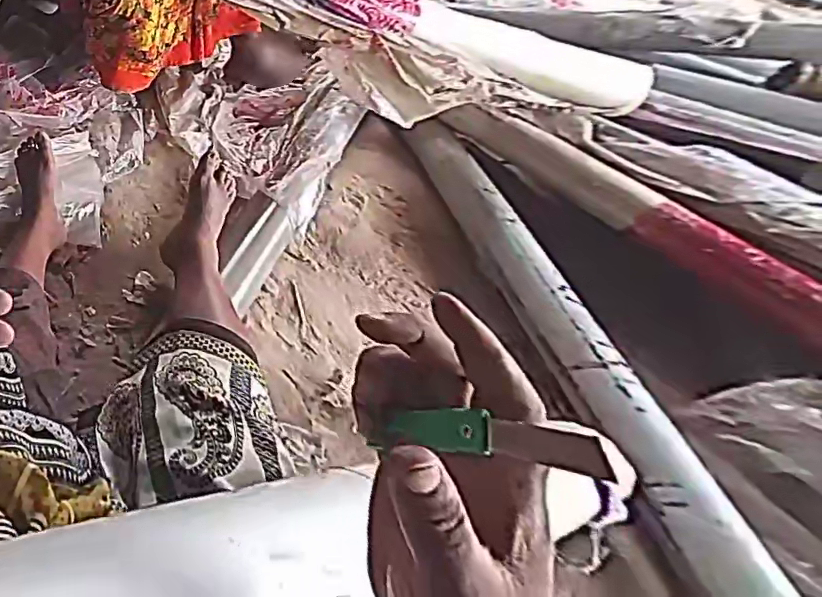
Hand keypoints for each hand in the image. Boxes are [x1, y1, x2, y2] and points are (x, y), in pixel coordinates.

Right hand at [354, 292, 552, 596]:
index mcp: (511, 476)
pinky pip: (386, 402)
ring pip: (412, 380)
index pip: (507, 395)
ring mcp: (440, 450)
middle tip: (371, 327)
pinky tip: (366, 419)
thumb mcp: (461, 577)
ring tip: (367, 404)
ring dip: (380, 374)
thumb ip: (438, 518)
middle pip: (450, 371)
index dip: (480, 345)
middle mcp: (477, 451)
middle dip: (411, 340)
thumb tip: (412, 454)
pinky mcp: (406, 454)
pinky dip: (367, 395)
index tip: (445, 306)